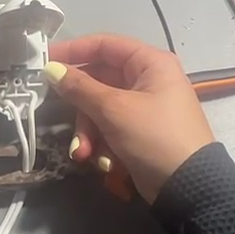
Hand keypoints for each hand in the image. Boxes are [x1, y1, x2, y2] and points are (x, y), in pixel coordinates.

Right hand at [46, 34, 214, 202]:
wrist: (189, 188)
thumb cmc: (154, 137)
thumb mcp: (114, 110)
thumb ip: (80, 88)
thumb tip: (51, 69)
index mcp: (150, 63)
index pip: (105, 45)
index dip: (73, 51)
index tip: (45, 62)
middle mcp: (148, 80)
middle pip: (99, 80)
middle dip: (81, 108)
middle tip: (63, 120)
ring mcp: (144, 107)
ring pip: (100, 108)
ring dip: (88, 131)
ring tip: (85, 153)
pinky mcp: (140, 132)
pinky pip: (110, 128)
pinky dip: (101, 143)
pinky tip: (102, 161)